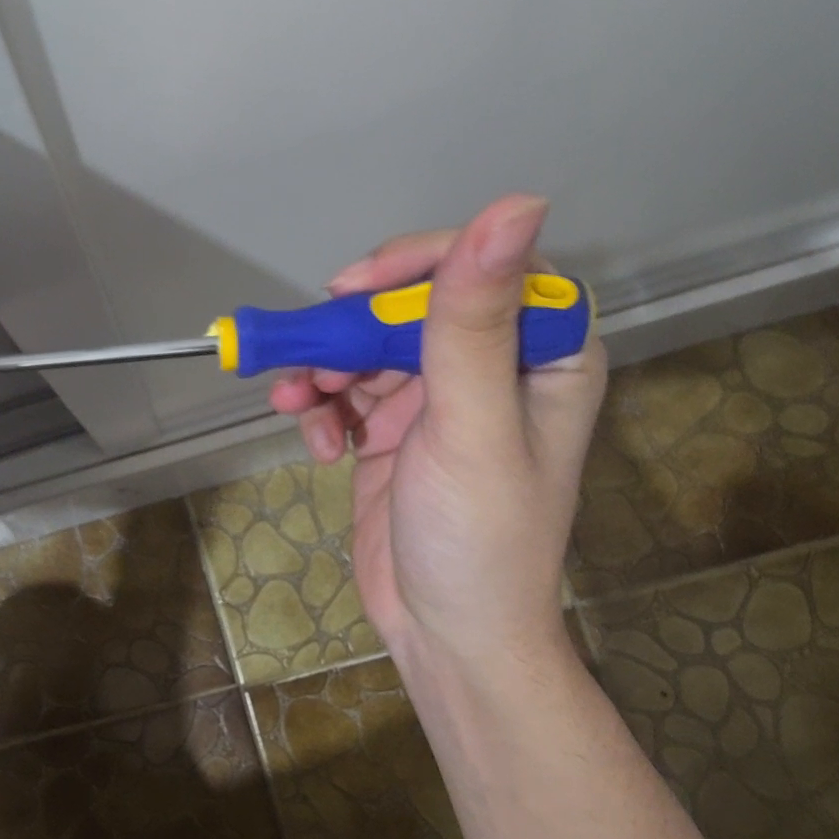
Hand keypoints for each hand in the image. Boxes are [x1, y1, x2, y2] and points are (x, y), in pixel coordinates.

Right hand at [269, 196, 605, 671]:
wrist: (445, 635)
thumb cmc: (479, 538)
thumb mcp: (473, 426)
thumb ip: (475, 321)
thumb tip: (516, 202)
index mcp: (540, 353)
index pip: (484, 267)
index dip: (419, 263)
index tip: (354, 288)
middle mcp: (490, 367)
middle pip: (410, 306)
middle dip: (351, 330)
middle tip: (310, 358)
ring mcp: (436, 402)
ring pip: (366, 349)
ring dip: (324, 370)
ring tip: (299, 405)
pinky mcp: (392, 435)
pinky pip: (346, 396)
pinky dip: (321, 412)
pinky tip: (317, 446)